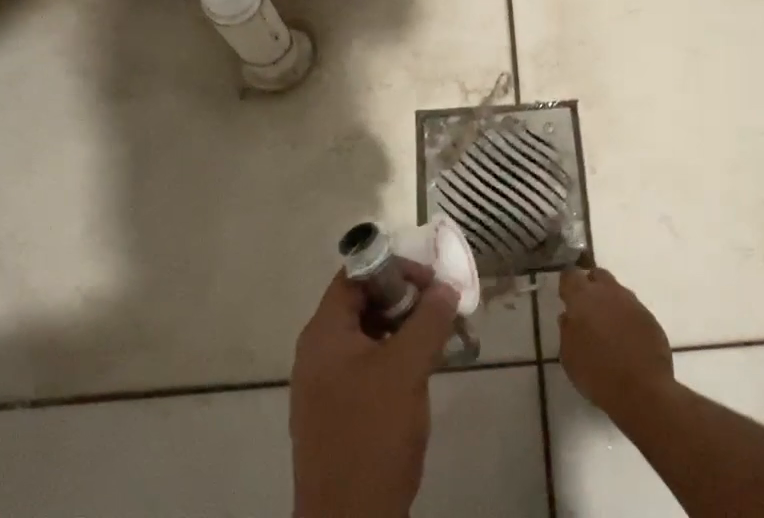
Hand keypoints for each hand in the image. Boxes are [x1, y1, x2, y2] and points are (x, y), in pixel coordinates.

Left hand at [290, 261, 459, 517]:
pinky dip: (394, 359)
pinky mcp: (336, 412)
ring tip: (440, 342)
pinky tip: (421, 374)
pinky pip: (365, 367)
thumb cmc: (373, 432)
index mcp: (323, 333)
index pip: (354, 275)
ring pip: (367, 337)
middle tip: (441, 312)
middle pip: (360, 304)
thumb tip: (446, 286)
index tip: (432, 283)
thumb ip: (428, 319)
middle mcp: (316, 352)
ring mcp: (323, 385)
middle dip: (404, 301)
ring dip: (403, 331)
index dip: (394, 269)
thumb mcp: (407, 368)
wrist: (349, 517)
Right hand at [557, 266, 675, 419]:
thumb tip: (569, 317)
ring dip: (610, 301)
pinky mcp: (650, 317)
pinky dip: (626, 317)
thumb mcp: (569, 356)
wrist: (642, 390)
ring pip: (617, 291)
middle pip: (598, 275)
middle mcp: (609, 293)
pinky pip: (633, 309)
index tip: (565, 296)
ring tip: (606, 326)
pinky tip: (625, 338)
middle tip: (586, 307)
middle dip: (590, 285)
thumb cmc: (596, 375)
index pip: (571, 275)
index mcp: (583, 298)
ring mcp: (632, 303)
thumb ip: (567, 330)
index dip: (567, 283)